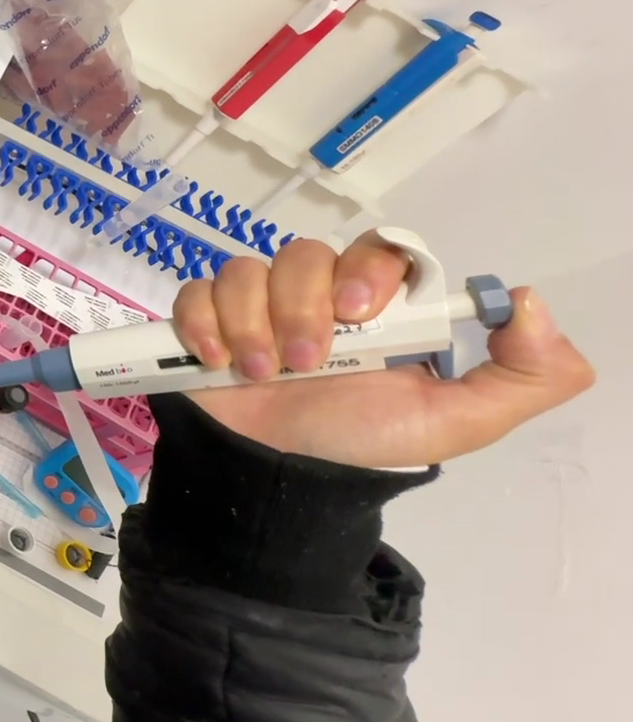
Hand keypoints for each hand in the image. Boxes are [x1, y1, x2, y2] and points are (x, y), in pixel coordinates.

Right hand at [173, 234, 594, 468]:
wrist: (276, 473)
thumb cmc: (358, 441)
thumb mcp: (459, 420)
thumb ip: (527, 374)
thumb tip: (525, 300)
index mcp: (376, 309)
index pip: (377, 248)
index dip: (364, 268)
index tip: (356, 312)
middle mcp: (311, 295)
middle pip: (302, 254)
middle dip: (298, 309)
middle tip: (303, 364)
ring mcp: (251, 304)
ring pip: (242, 271)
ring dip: (247, 325)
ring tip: (255, 374)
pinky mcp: (200, 317)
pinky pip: (193, 292)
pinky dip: (200, 325)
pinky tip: (214, 361)